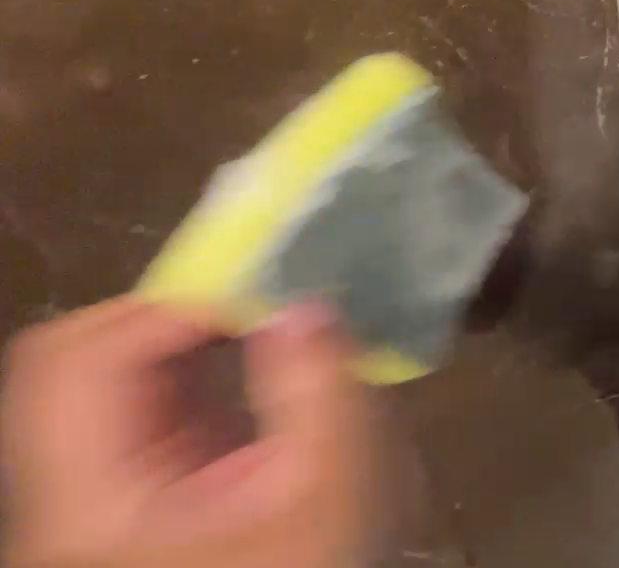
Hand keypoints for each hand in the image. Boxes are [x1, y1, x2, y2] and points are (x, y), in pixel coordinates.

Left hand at [2, 299, 373, 567]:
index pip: (83, 362)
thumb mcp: (338, 480)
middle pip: (75, 354)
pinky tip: (271, 341)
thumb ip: (320, 387)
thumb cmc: (319, 560)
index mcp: (96, 500)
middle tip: (273, 291)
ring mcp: (103, 477)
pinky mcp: (144, 468)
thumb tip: (305, 303)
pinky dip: (208, 345)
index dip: (176, 306)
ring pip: (109, 360)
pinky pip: (149, 382)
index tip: (276, 287)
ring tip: (281, 309)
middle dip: (180, 304)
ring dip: (197, 320)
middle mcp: (70, 485)